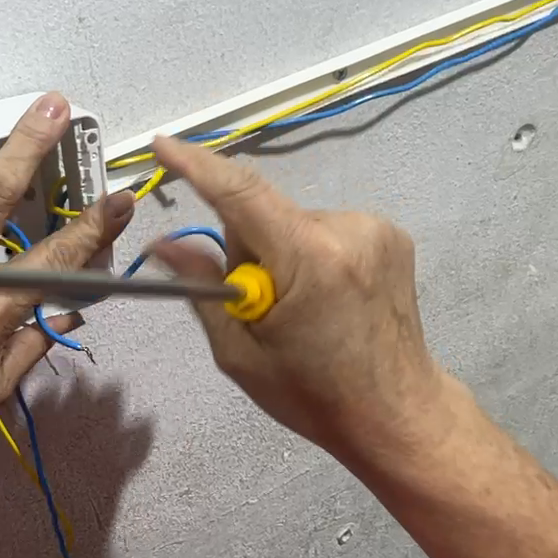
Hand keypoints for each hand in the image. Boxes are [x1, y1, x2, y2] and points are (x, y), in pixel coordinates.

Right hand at [148, 136, 454, 468]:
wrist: (396, 413)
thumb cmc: (311, 394)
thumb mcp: (238, 352)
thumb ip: (202, 288)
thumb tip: (162, 243)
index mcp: (308, 260)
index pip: (240, 194)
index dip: (196, 166)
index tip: (162, 145)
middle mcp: (346, 229)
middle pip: (262, 214)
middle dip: (246, 250)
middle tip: (257, 305)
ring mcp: (374, 228)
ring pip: (290, 223)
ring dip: (278, 254)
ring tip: (298, 309)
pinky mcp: (389, 234)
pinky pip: (320, 230)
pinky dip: (305, 254)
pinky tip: (323, 297)